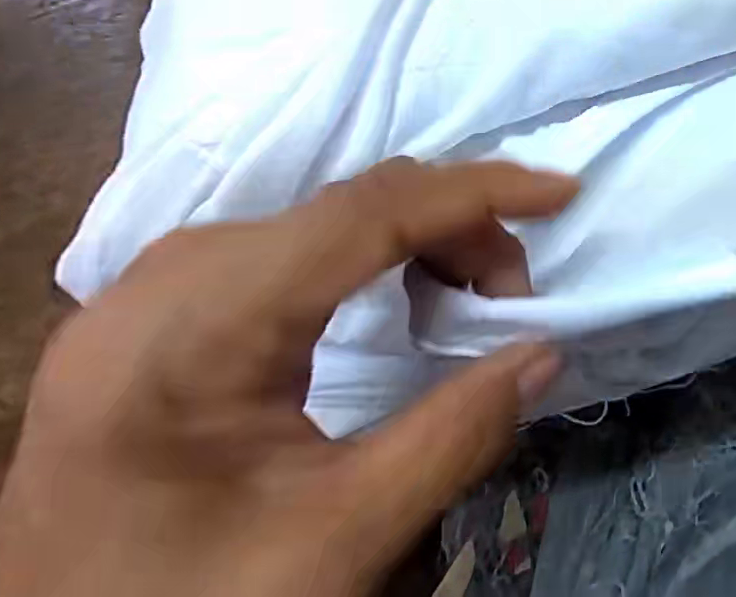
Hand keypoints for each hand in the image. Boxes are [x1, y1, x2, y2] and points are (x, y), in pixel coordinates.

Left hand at [0, 160, 578, 596]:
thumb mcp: (335, 543)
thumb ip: (455, 437)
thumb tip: (547, 350)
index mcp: (193, 327)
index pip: (368, 212)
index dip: (479, 192)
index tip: (563, 191)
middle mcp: (176, 271)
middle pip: (361, 204)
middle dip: (463, 227)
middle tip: (514, 300)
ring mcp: (171, 274)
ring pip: (343, 212)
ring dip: (430, 239)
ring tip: (472, 304)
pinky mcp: (181, 292)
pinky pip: (314, 237)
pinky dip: (388, 252)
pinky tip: (412, 298)